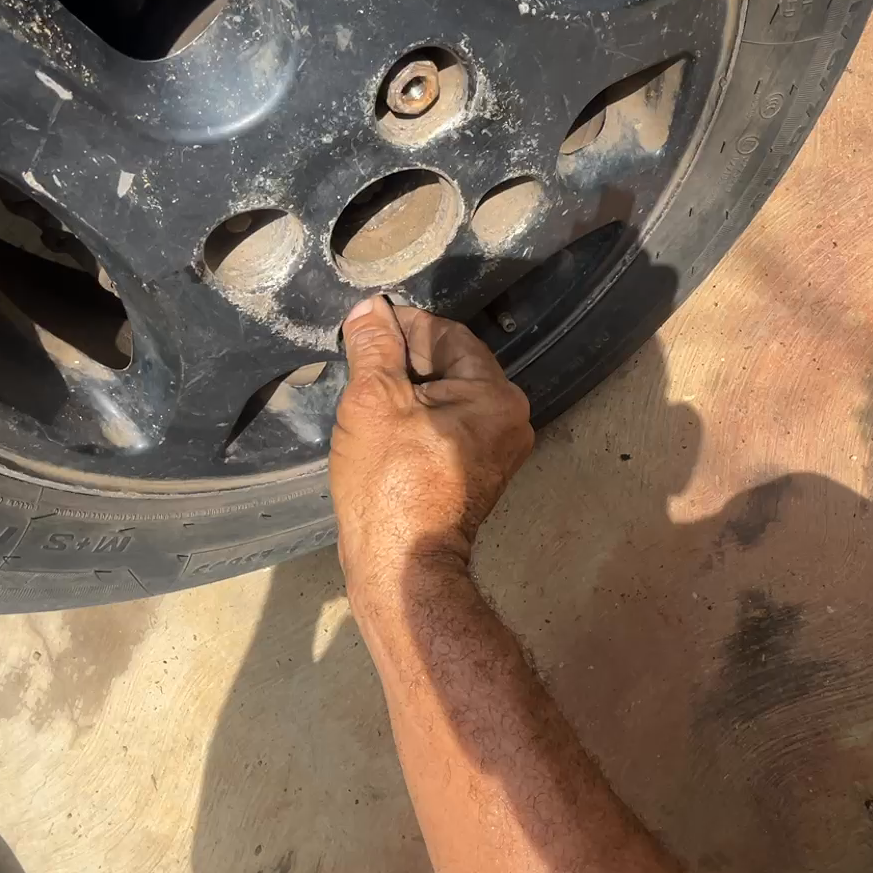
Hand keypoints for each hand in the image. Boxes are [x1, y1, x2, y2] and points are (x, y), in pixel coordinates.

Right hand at [330, 297, 533, 594]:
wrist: (402, 562)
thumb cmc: (390, 481)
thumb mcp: (375, 402)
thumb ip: (375, 348)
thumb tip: (370, 309)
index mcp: (497, 395)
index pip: (449, 335)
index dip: (404, 325)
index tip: (367, 325)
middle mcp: (511, 419)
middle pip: (453, 365)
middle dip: (407, 359)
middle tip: (361, 359)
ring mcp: (500, 449)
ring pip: (450, 397)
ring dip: (412, 389)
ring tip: (369, 391)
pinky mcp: (482, 473)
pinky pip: (452, 427)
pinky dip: (422, 418)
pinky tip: (388, 423)